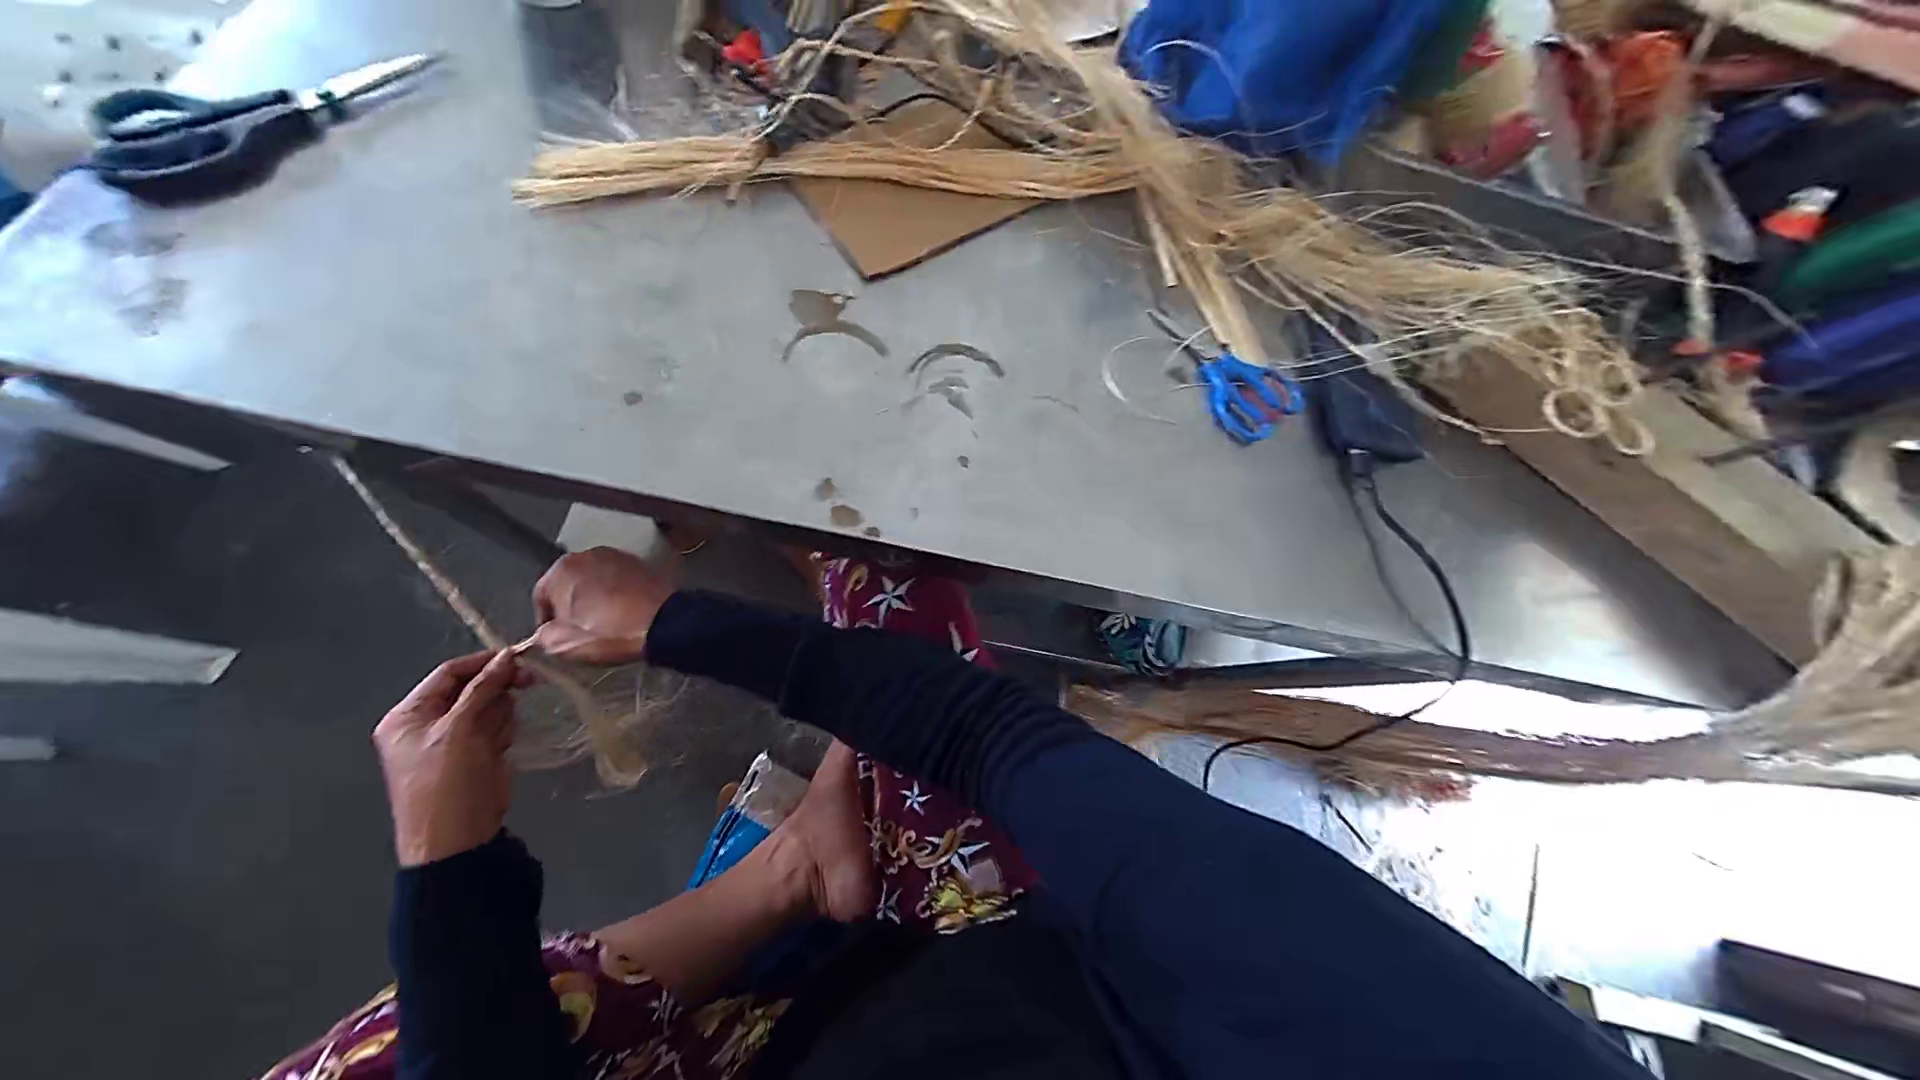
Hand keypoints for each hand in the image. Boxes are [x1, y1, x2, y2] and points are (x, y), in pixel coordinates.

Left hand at [373, 650, 523, 866]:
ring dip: (500, 716)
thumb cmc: (445, 781)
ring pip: (491, 705)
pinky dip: (503, 732)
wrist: (457, 836)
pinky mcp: (476, 751)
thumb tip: (507, 656)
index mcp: (408, 715)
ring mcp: (454, 738)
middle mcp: (429, 722)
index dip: (483, 663)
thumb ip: (483, 689)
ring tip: (494, 740)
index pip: (448, 674)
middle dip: (496, 691)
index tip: (520, 657)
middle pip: (473, 687)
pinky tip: (498, 749)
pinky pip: (498, 726)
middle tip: (527, 683)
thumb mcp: (458, 729)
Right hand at [532, 546, 677, 663]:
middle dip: (571, 606)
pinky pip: (619, 580)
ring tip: (604, 622)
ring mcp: (618, 556)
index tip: (555, 636)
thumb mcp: (562, 645)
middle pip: (569, 584)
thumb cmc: (609, 632)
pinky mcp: (641, 563)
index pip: (541, 596)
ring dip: (596, 597)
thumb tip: (543, 633)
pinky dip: (618, 593)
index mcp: (562, 569)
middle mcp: (588, 554)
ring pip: (595, 580)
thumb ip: (542, 636)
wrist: (663, 623)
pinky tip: (624, 611)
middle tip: (580, 630)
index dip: (546, 620)